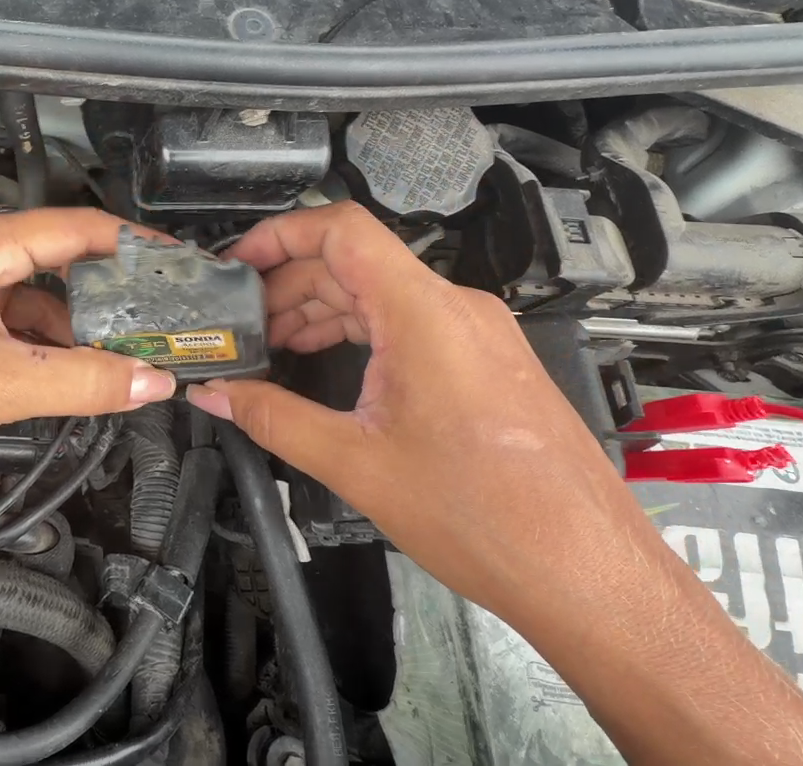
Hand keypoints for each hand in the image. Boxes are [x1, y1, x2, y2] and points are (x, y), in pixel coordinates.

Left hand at [0, 209, 178, 483]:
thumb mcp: (1, 383)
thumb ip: (84, 380)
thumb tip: (149, 381)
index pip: (75, 228)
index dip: (132, 245)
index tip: (175, 263)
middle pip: (60, 260)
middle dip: (110, 291)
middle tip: (158, 314)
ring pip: (39, 297)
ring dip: (78, 326)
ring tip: (125, 354)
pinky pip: (16, 322)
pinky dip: (47, 344)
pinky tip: (74, 371)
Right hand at [184, 203, 661, 623]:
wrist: (587, 573)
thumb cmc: (487, 516)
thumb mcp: (355, 463)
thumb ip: (271, 417)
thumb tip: (215, 395)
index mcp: (425, 315)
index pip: (341, 229)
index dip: (278, 234)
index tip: (237, 261)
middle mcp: (457, 309)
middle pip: (353, 262)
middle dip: (288, 285)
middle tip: (244, 324)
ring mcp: (477, 333)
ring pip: (379, 293)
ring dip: (319, 311)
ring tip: (274, 348)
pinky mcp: (486, 360)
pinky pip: (408, 322)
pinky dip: (357, 332)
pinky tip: (324, 364)